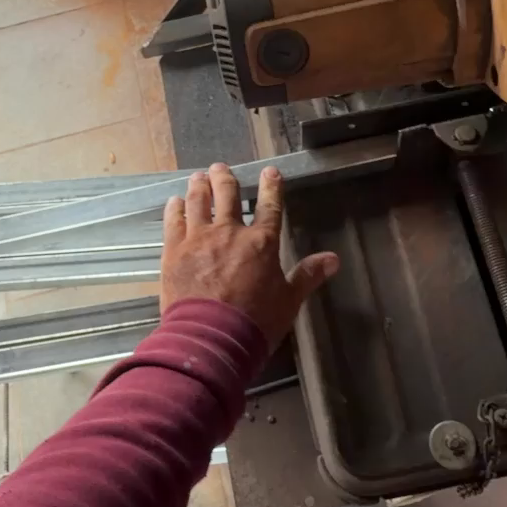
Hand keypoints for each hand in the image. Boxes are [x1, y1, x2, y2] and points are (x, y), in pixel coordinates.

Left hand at [160, 163, 340, 343]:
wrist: (210, 338)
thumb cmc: (254, 322)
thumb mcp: (289, 300)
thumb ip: (308, 275)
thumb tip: (333, 259)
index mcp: (261, 242)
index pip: (269, 205)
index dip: (271, 186)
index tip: (270, 171)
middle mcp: (229, 232)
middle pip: (226, 194)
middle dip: (225, 178)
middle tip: (220, 168)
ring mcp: (198, 239)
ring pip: (198, 201)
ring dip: (199, 186)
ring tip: (199, 177)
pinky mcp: (173, 251)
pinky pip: (173, 221)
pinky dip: (174, 208)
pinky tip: (174, 201)